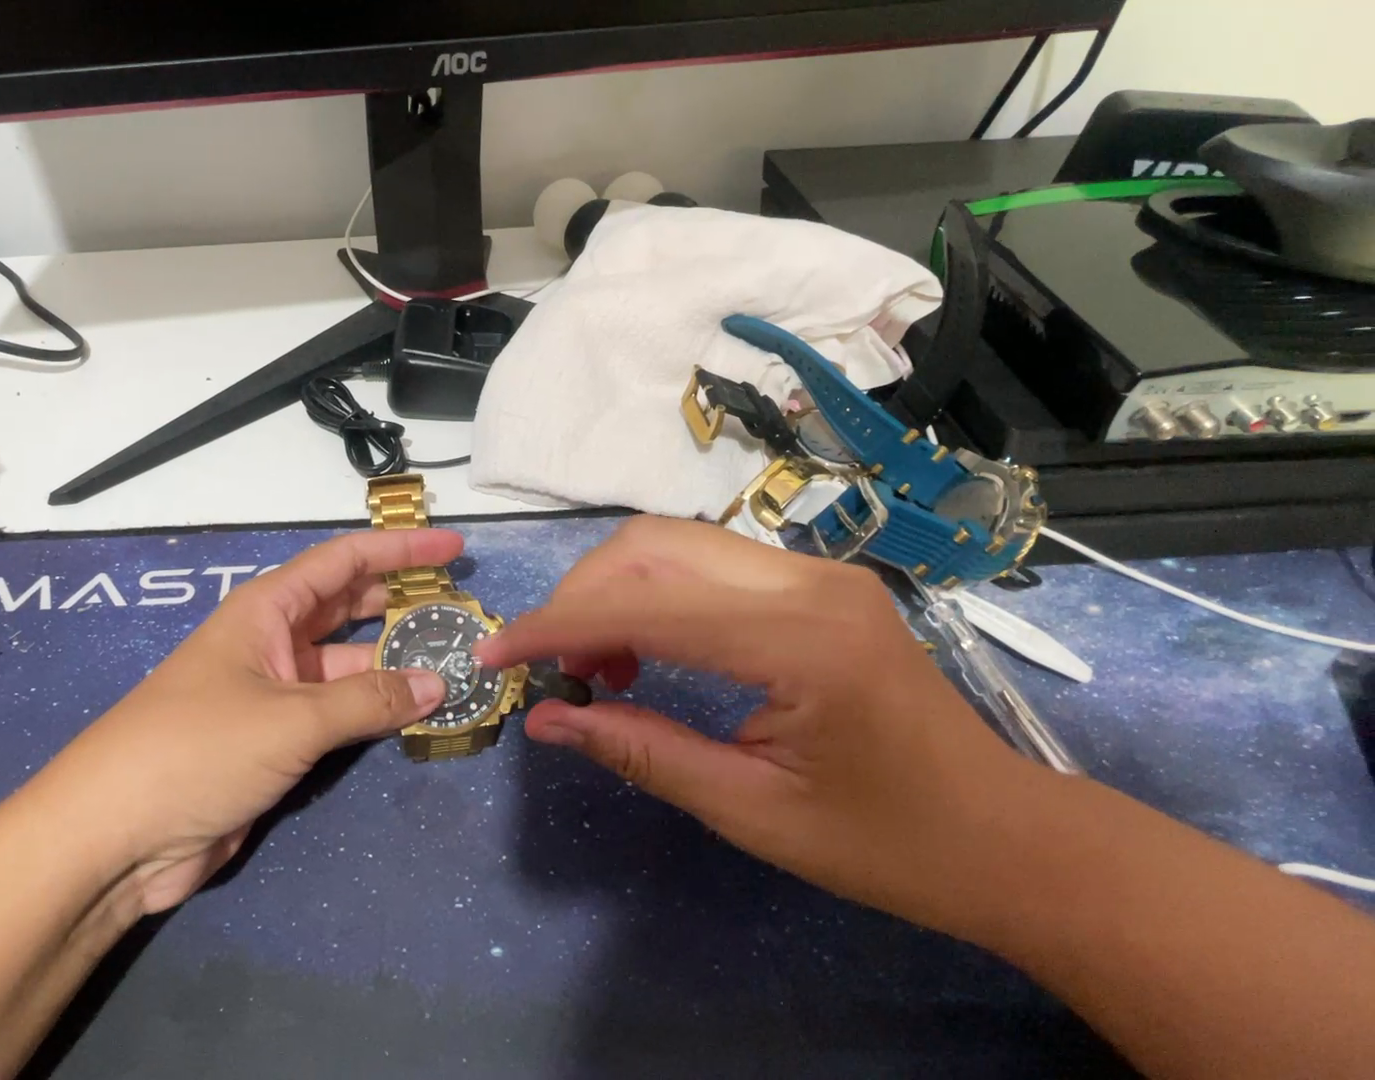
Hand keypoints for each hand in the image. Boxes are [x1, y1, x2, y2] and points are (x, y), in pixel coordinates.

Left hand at [35, 529, 456, 913]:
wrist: (114, 838)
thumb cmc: (197, 751)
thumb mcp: (289, 719)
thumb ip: (369, 700)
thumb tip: (440, 683)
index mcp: (266, 611)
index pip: (343, 561)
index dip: (400, 549)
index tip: (455, 547)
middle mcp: (272, 643)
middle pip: (350, 610)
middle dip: (404, 605)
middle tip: (464, 611)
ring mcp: (275, 695)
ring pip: (349, 668)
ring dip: (398, 667)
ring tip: (459, 667)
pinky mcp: (276, 744)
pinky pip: (339, 716)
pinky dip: (376, 713)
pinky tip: (420, 716)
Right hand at [474, 516, 1039, 937]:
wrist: (1005, 834)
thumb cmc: (887, 842)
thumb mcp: (750, 811)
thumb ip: (641, 751)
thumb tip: (545, 721)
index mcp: (801, 643)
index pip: (646, 607)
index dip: (556, 626)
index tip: (494, 655)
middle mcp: (809, 582)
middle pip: (653, 547)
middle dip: (579, 598)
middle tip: (556, 670)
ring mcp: (817, 573)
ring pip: (675, 544)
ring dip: (613, 592)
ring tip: (599, 665)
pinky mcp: (815, 583)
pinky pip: (707, 564)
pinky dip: (653, 595)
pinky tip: (648, 649)